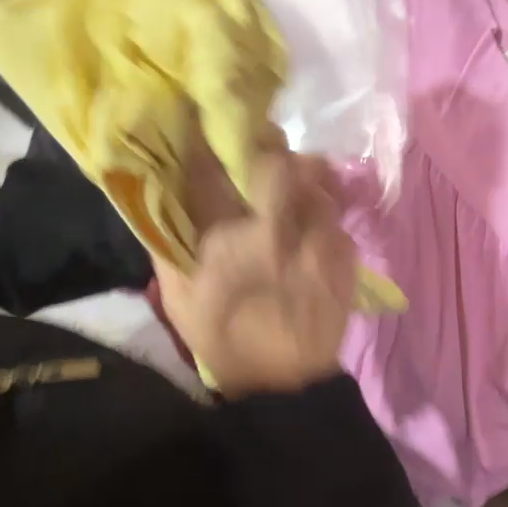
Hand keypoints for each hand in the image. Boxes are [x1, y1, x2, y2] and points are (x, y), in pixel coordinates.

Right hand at [157, 149, 360, 394]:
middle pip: (279, 163)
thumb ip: (169, 240)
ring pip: (318, 183)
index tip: (201, 124)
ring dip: (302, 176)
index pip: (212, 169)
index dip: (206, 139)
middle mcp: (278, 235)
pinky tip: (311, 221)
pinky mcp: (347, 260)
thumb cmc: (225, 340)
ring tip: (288, 184)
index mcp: (227, 242)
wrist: (289, 383)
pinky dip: (324, 210)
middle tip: (255, 150)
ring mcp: (320, 246)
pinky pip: (338, 217)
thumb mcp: (179, 294)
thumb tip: (160, 192)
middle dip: (266, 149)